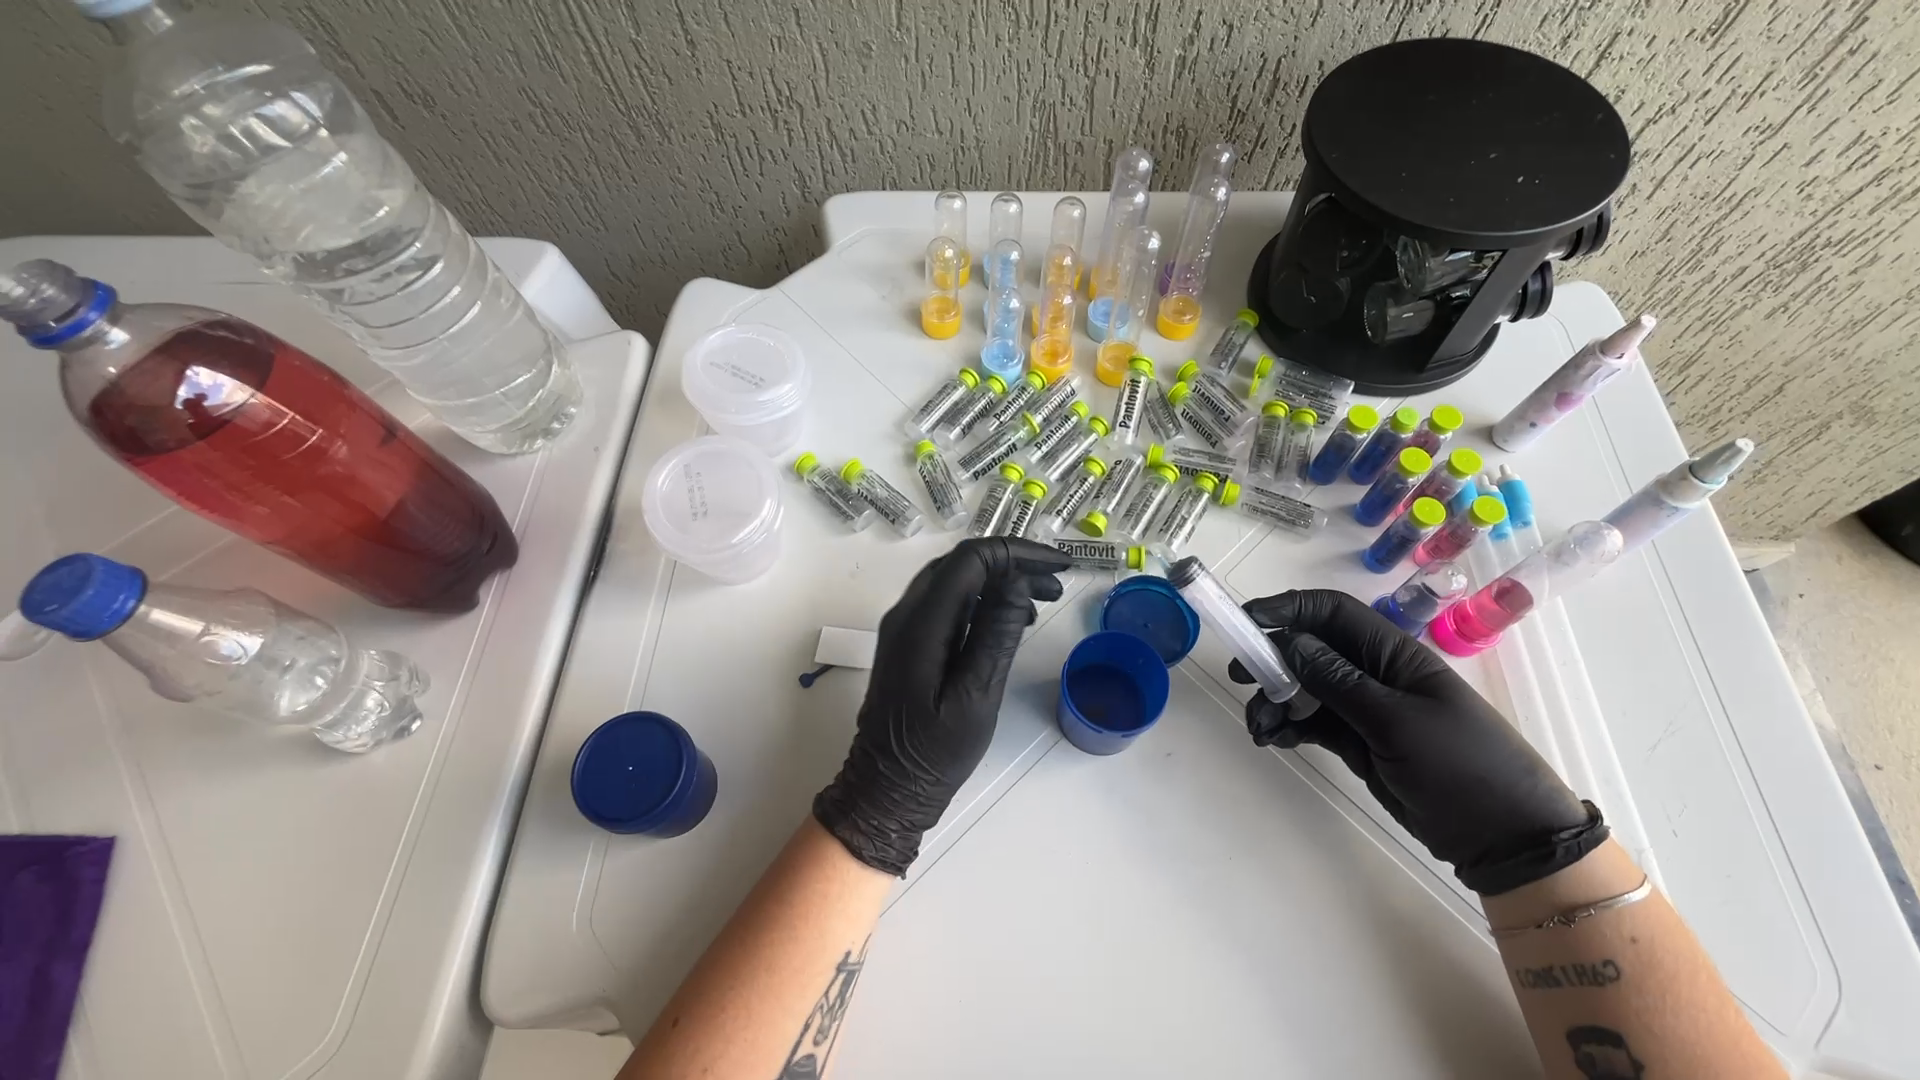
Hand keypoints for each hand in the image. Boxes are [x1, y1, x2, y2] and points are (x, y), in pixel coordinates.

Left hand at [814, 537, 1070, 875]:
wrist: (886, 790)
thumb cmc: (933, 753)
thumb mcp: (975, 697)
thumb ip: (995, 635)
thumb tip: (1017, 581)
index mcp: (921, 622)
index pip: (971, 560)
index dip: (1018, 554)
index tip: (1059, 569)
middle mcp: (907, 614)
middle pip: (962, 564)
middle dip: (1013, 564)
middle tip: (1056, 586)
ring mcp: (904, 628)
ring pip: (956, 582)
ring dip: (1000, 582)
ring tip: (1042, 602)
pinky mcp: (910, 644)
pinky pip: (949, 604)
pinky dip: (984, 601)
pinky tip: (1010, 622)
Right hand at [1229, 589, 1606, 894]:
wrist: (1506, 838)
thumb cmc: (1462, 767)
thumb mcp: (1396, 721)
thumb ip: (1338, 681)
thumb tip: (1290, 642)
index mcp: (1393, 655)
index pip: (1332, 614)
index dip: (1288, 609)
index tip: (1247, 621)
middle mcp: (1374, 675)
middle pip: (1310, 650)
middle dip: (1271, 659)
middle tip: (1240, 678)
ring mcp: (1365, 710)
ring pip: (1304, 690)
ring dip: (1275, 702)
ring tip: (1258, 728)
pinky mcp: (1358, 742)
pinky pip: (1311, 723)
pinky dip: (1287, 727)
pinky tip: (1272, 739)